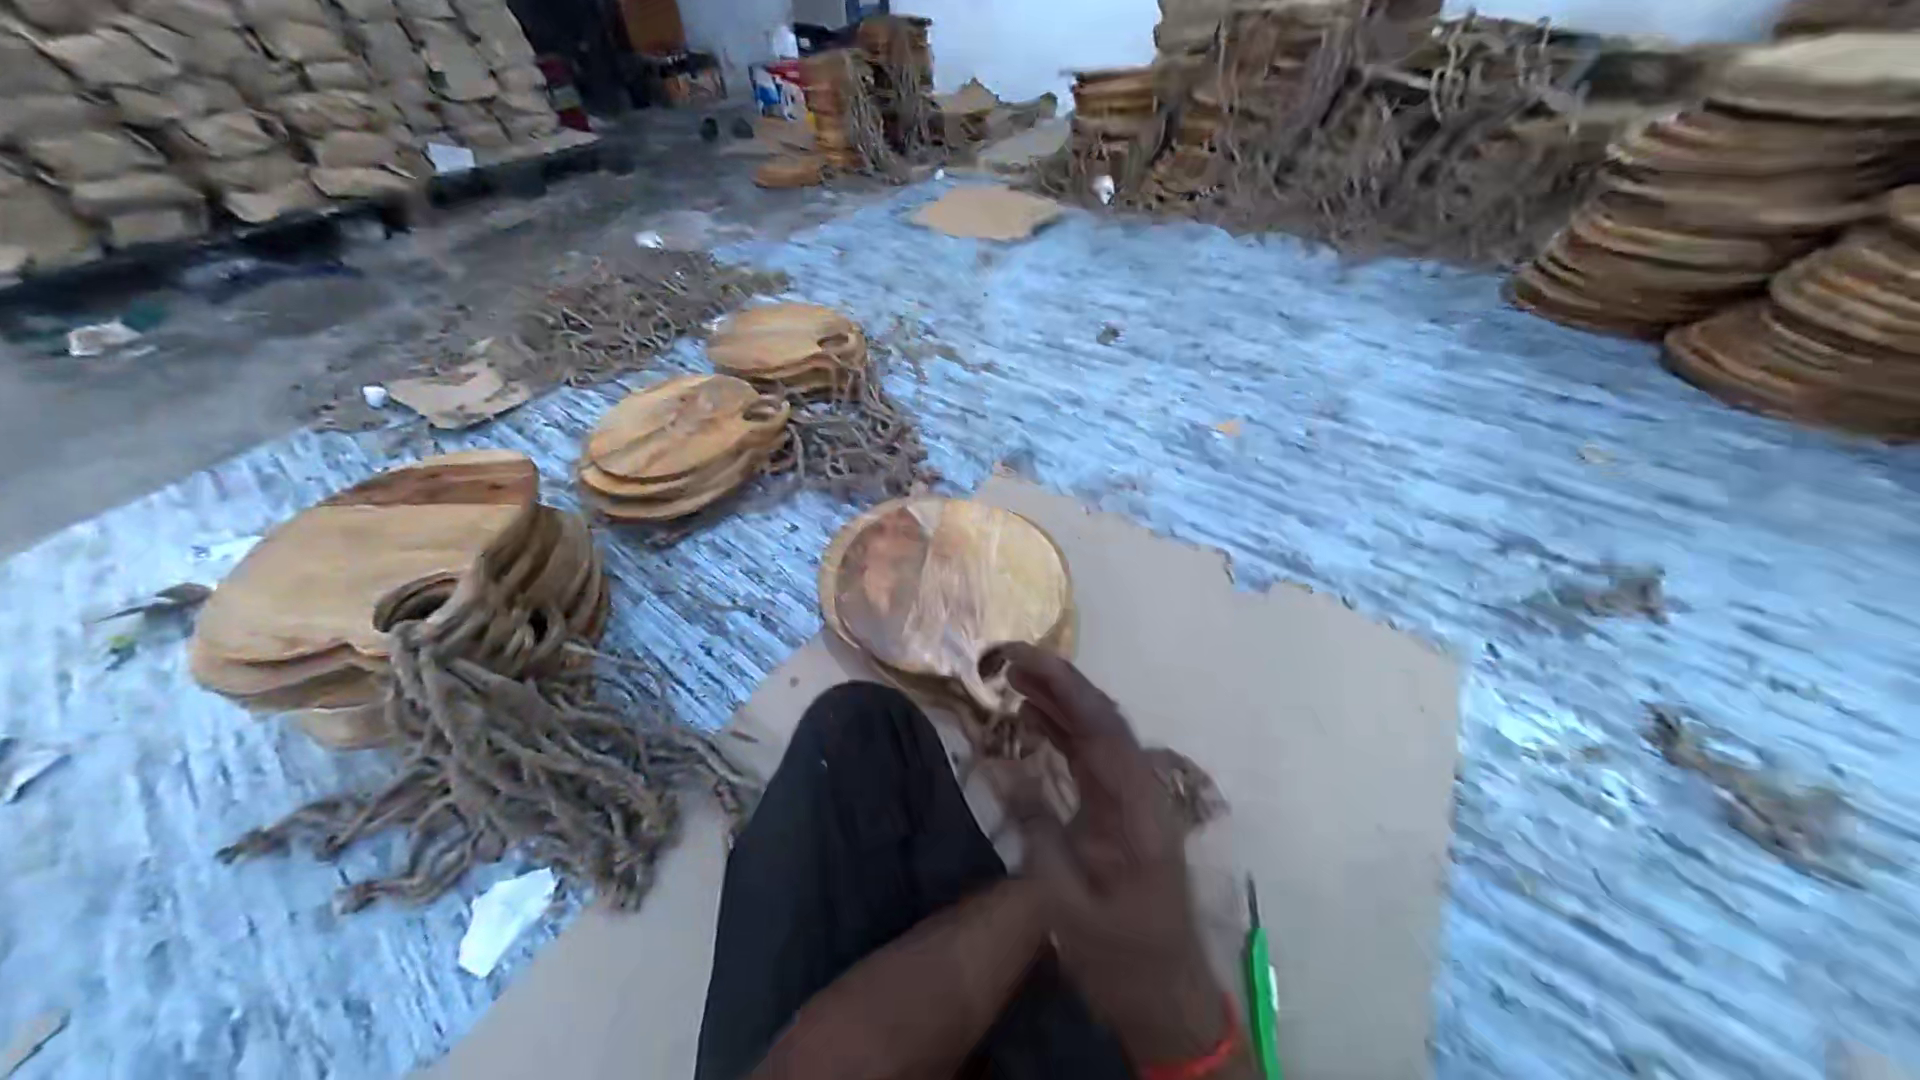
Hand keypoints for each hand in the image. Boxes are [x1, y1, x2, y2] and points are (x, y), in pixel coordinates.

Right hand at [990, 644, 1233, 1067]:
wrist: (1166, 995)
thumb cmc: (1118, 955)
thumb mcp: (1064, 901)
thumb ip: (1036, 828)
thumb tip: (1001, 767)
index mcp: (1135, 805)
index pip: (1099, 725)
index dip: (1061, 684)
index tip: (1020, 657)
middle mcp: (1140, 788)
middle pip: (1100, 718)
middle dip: (1055, 682)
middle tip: (1006, 658)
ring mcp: (1133, 796)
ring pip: (1095, 732)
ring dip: (1057, 701)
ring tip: (1012, 677)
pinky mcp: (1122, 807)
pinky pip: (1091, 755)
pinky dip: (1061, 731)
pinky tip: (1032, 719)